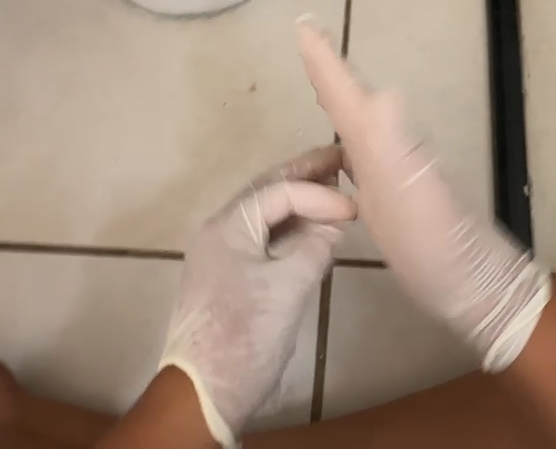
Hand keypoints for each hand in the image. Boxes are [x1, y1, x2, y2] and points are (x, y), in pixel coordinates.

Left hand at [159, 145, 355, 444]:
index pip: (280, 192)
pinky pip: (263, 236)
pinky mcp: (229, 275)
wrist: (201, 396)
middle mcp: (221, 230)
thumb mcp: (290, 288)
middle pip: (268, 191)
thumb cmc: (245, 336)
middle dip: (305, 175)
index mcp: (229, 226)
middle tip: (341, 159)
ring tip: (333, 187)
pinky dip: (290, 227)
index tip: (354, 208)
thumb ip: (317, 245)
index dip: (320, 195)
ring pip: (265, 213)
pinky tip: (314, 228)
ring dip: (299, 200)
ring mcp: (222, 253)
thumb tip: (340, 220)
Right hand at [296, 19, 550, 371]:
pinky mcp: (395, 192)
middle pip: (352, 98)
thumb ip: (391, 145)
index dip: (325, 61)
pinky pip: (362, 151)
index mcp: (386, 140)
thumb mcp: (409, 194)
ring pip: (358, 121)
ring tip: (315, 84)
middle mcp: (390, 144)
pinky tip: (342, 146)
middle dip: (327, 72)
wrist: (472, 281)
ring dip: (337, 99)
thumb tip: (381, 95)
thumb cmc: (434, 243)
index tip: (304, 26)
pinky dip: (346, 135)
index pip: (347, 92)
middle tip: (304, 44)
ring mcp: (394, 168)